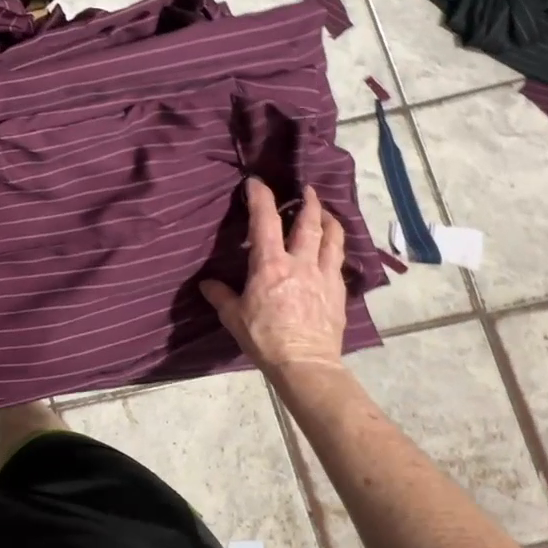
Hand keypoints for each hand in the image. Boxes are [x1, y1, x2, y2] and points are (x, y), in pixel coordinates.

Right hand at [200, 179, 349, 378]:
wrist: (305, 364)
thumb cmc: (264, 337)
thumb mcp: (232, 315)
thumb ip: (221, 295)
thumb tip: (209, 285)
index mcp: (270, 264)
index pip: (265, 221)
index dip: (261, 197)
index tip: (257, 182)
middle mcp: (300, 263)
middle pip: (309, 224)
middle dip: (309, 203)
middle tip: (308, 190)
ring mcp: (324, 277)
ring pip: (333, 240)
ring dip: (330, 221)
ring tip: (326, 213)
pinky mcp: (338, 293)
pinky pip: (339, 263)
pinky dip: (336, 249)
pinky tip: (332, 250)